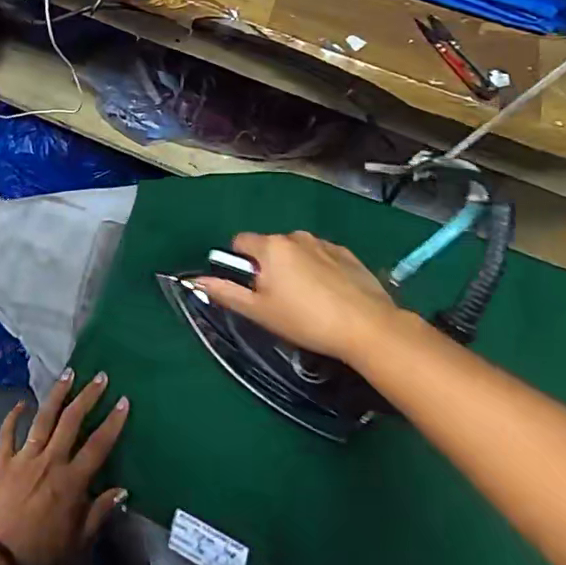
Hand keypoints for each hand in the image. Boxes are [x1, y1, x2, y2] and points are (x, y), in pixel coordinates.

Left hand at [0, 368, 129, 564]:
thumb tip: (121, 489)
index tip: (123, 400)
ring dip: (56, 395)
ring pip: (43, 419)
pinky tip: (20, 403)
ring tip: (67, 374)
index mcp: (72, 481)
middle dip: (87, 396)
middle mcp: (50, 461)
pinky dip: (13, 417)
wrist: (0, 563)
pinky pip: (7, 434)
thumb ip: (99, 512)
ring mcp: (24, 459)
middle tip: (99, 377)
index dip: (112, 421)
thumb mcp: (81, 544)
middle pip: (71, 421)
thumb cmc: (45, 558)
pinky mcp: (3, 464)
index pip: (98, 445)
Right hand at [195, 231, 402, 361]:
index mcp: (270, 247)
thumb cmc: (305, 320)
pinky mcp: (348, 254)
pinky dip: (318, 270)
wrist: (369, 328)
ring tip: (307, 300)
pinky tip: (329, 296)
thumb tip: (197, 280)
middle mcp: (295, 237)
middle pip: (268, 247)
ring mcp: (324, 243)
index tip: (251, 289)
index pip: (239, 242)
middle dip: (268, 267)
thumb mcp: (259, 311)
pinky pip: (321, 257)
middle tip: (278, 300)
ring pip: (296, 251)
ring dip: (293, 268)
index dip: (239, 264)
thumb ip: (226, 292)